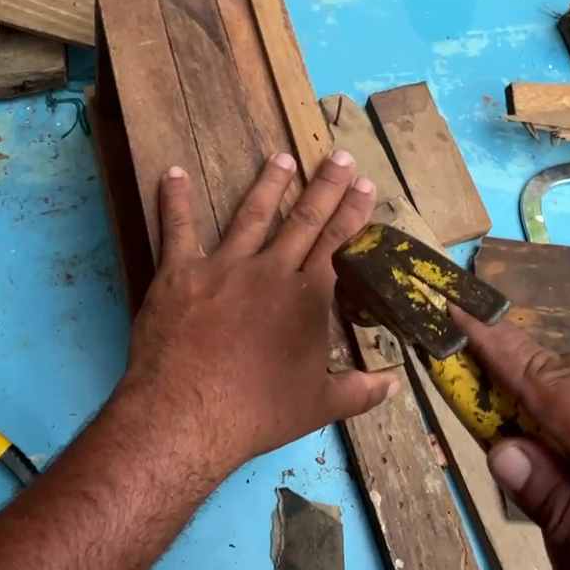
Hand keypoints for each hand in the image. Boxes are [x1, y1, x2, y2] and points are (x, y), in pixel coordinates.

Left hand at [120, 151, 397, 476]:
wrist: (188, 415)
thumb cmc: (257, 413)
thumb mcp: (318, 407)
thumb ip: (359, 392)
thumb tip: (396, 387)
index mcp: (306, 297)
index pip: (337, 244)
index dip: (352, 213)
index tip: (364, 184)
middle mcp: (270, 270)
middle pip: (303, 219)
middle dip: (324, 186)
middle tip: (337, 155)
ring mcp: (224, 266)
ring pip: (251, 214)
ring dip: (268, 183)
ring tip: (281, 157)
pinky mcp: (180, 272)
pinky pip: (177, 228)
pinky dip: (175, 199)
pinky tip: (173, 173)